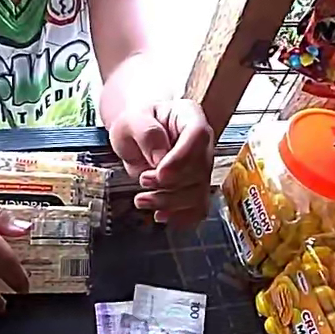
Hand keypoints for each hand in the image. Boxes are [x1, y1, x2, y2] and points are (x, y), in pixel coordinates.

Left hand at [109, 98, 213, 226]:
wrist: (136, 134)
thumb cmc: (137, 123)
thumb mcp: (133, 120)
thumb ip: (146, 133)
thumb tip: (159, 157)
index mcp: (190, 117)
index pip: (198, 136)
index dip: (181, 158)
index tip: (160, 173)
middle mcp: (201, 142)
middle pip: (200, 169)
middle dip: (170, 184)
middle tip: (143, 180)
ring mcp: (200, 166)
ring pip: (198, 192)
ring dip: (169, 202)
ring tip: (142, 200)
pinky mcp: (194, 187)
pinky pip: (197, 207)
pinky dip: (180, 216)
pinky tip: (161, 215)